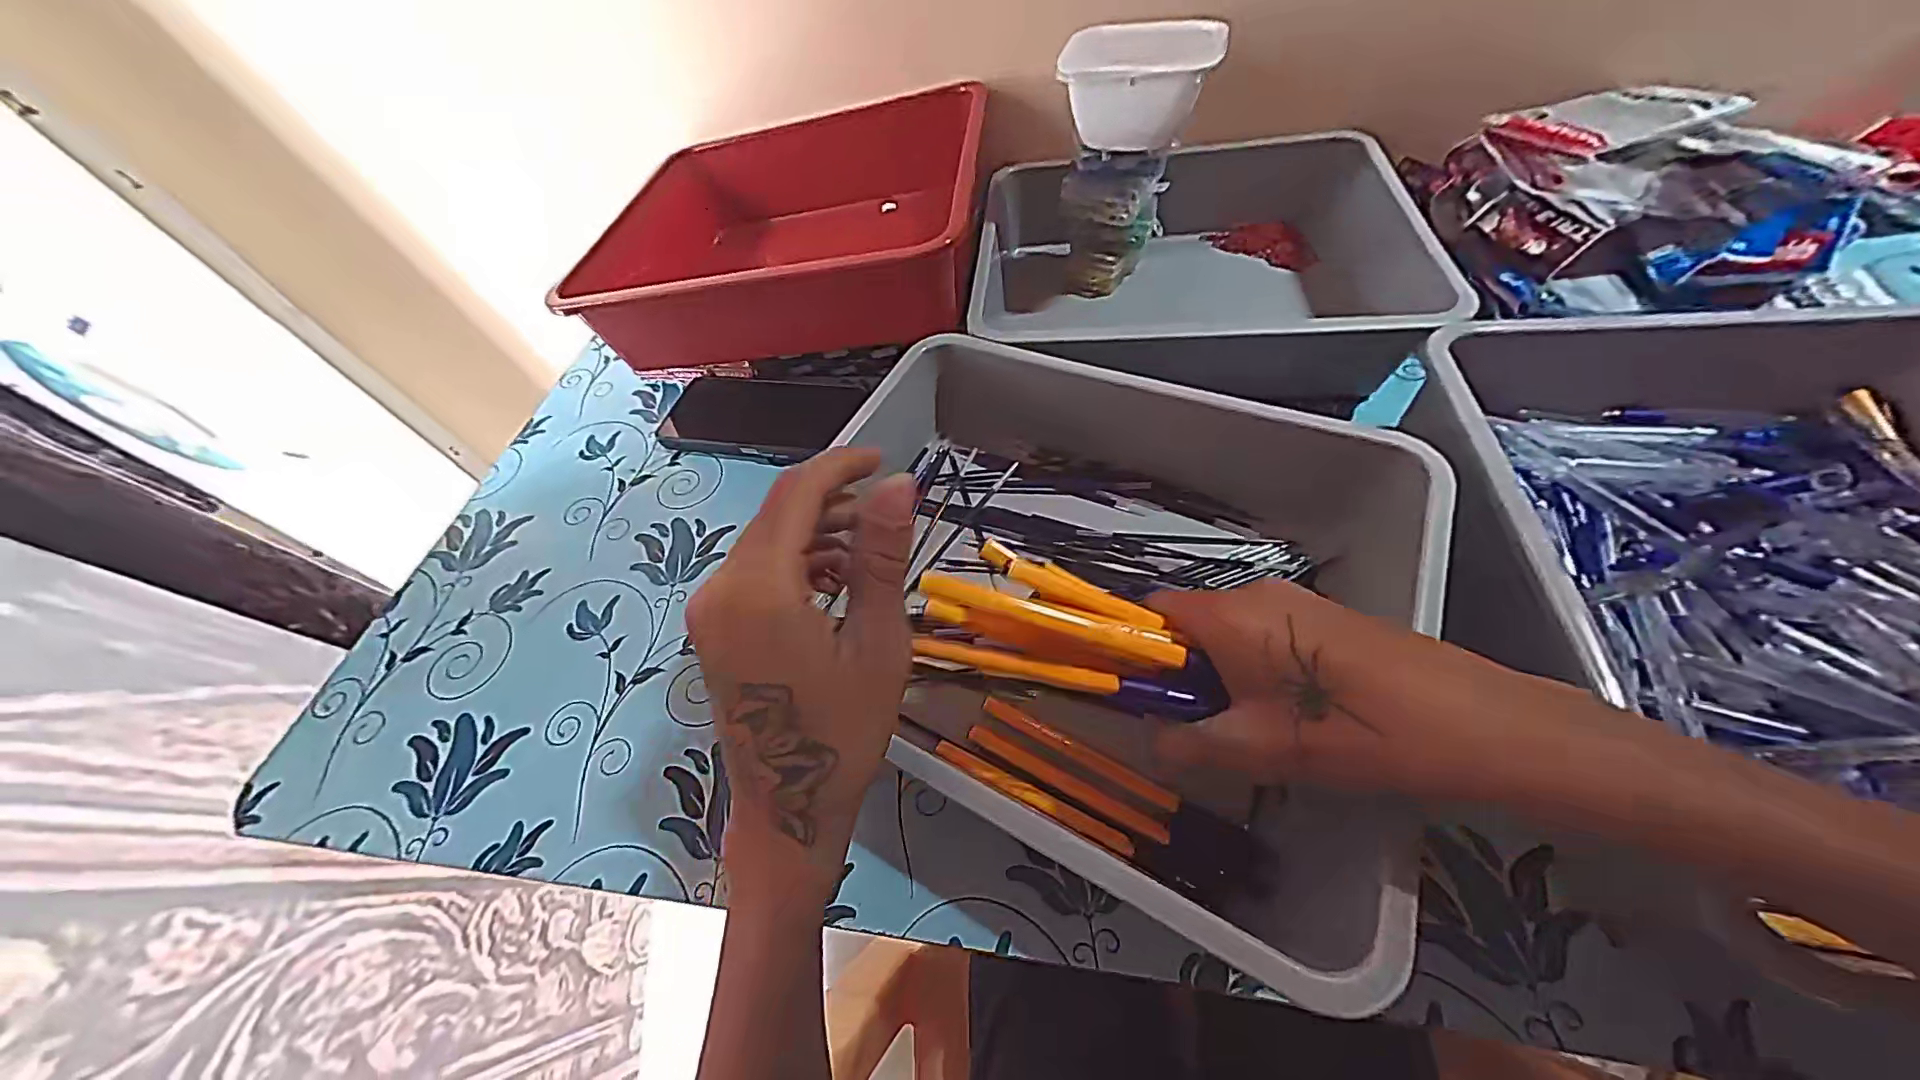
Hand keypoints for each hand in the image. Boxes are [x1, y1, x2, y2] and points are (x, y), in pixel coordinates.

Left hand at [687, 448, 917, 901]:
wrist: (790, 804)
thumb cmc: (844, 730)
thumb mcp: (877, 640)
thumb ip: (881, 555)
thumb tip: (898, 485)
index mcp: (758, 589)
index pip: (795, 494)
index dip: (840, 467)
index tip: (881, 460)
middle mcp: (720, 589)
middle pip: (778, 515)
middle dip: (834, 503)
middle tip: (886, 516)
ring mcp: (710, 610)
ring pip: (768, 541)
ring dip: (818, 534)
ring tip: (868, 554)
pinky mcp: (714, 627)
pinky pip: (757, 572)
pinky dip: (797, 563)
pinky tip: (835, 582)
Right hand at [1147, 580, 1608, 802]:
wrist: (1486, 726)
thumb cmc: (1366, 732)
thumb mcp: (1263, 751)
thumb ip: (1189, 743)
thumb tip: (1151, 739)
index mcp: (1231, 615)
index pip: (1151, 610)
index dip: (1131, 647)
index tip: (1130, 690)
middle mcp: (1255, 596)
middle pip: (1185, 623)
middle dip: (1177, 671)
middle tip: (1190, 723)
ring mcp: (1292, 603)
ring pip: (1221, 632)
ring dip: (1214, 674)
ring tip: (1241, 725)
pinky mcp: (1320, 618)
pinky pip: (1257, 635)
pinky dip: (1248, 668)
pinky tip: (1281, 711)